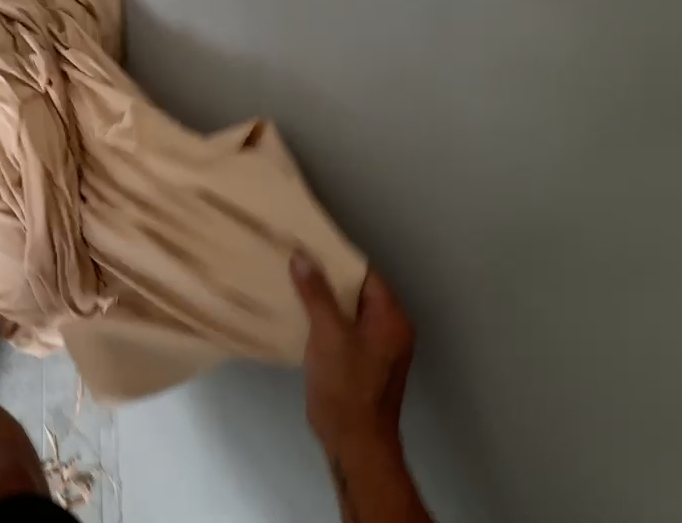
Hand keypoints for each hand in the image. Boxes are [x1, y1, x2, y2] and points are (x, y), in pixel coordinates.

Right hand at [289, 253, 415, 455]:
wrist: (353, 439)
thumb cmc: (346, 383)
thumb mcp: (328, 332)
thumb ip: (315, 292)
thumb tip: (302, 255)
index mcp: (391, 319)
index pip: (366, 274)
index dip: (337, 257)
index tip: (307, 241)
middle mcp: (389, 329)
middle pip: (357, 290)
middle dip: (326, 274)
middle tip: (293, 256)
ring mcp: (375, 347)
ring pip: (347, 309)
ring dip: (322, 296)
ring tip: (290, 278)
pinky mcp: (359, 360)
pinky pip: (341, 327)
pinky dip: (323, 316)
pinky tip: (297, 311)